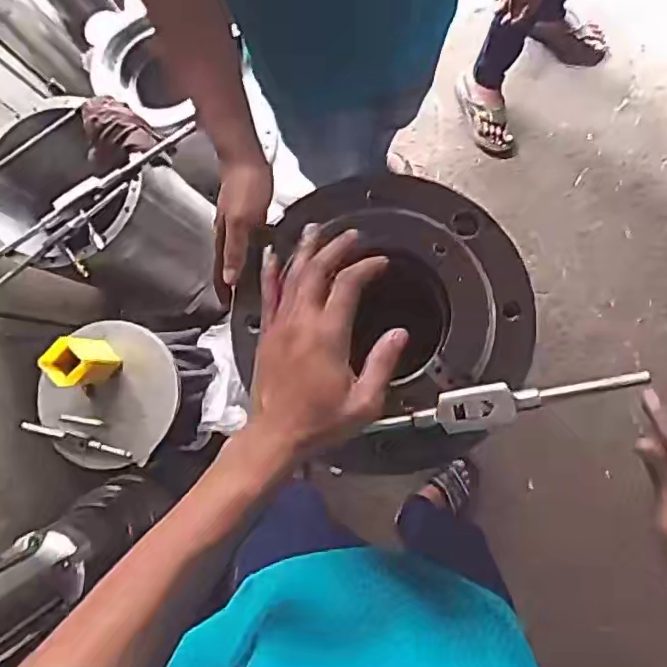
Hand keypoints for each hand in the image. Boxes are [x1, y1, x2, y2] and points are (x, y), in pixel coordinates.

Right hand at [213, 154, 273, 305]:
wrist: (245, 156)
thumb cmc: (244, 184)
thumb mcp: (243, 222)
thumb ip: (236, 251)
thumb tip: (230, 278)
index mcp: (225, 238)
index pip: (222, 271)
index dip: (222, 289)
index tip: (225, 306)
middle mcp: (228, 232)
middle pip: (228, 264)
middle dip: (231, 282)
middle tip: (238, 299)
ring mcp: (238, 222)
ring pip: (239, 252)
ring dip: (243, 267)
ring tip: (251, 281)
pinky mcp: (249, 212)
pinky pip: (250, 239)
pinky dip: (255, 250)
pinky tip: (264, 251)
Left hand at [242, 226, 407, 462]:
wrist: (276, 435)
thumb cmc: (319, 422)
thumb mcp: (364, 401)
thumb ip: (383, 364)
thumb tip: (399, 335)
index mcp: (327, 335)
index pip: (347, 284)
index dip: (365, 267)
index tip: (379, 262)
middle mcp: (301, 323)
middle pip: (317, 269)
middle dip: (336, 247)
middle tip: (351, 235)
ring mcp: (280, 326)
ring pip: (292, 275)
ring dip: (306, 250)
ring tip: (316, 231)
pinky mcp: (267, 334)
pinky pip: (269, 294)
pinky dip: (272, 272)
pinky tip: (272, 256)